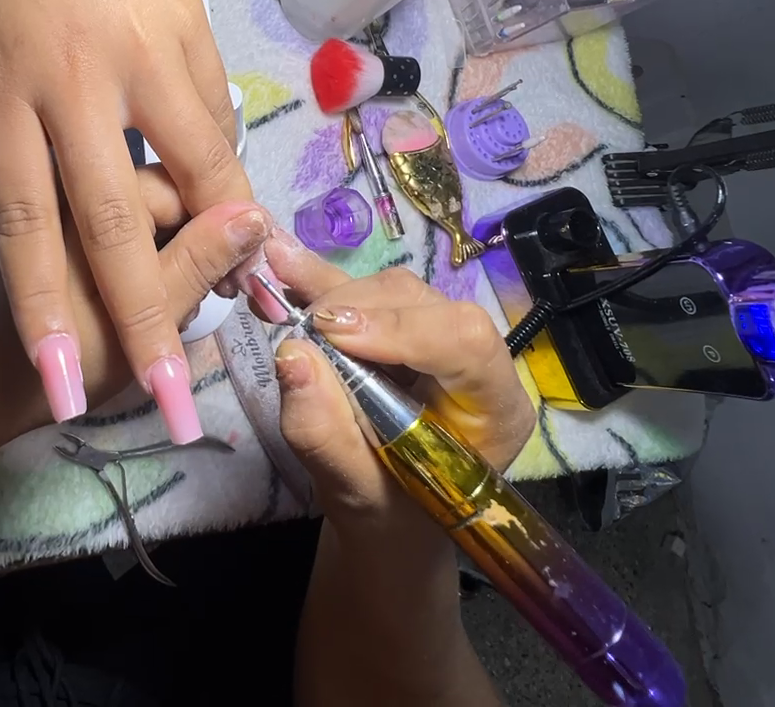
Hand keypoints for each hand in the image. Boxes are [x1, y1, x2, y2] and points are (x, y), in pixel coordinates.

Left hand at [0, 0, 251, 442]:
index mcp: (3, 89)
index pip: (26, 224)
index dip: (47, 313)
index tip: (67, 387)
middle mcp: (74, 86)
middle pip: (112, 223)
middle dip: (147, 321)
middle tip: (179, 402)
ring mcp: (142, 57)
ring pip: (189, 173)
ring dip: (220, 249)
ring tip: (244, 311)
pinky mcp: (191, 32)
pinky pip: (211, 119)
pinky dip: (224, 171)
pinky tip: (242, 212)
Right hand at [258, 231, 533, 544]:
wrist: (389, 513)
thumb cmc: (388, 511)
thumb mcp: (354, 489)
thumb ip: (326, 433)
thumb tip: (291, 355)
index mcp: (492, 406)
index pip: (465, 339)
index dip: (400, 327)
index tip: (331, 333)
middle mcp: (473, 358)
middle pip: (421, 303)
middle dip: (353, 309)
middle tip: (299, 330)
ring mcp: (435, 332)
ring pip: (388, 288)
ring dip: (331, 294)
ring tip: (284, 308)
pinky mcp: (396, 321)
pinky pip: (359, 288)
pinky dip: (316, 278)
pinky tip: (281, 261)